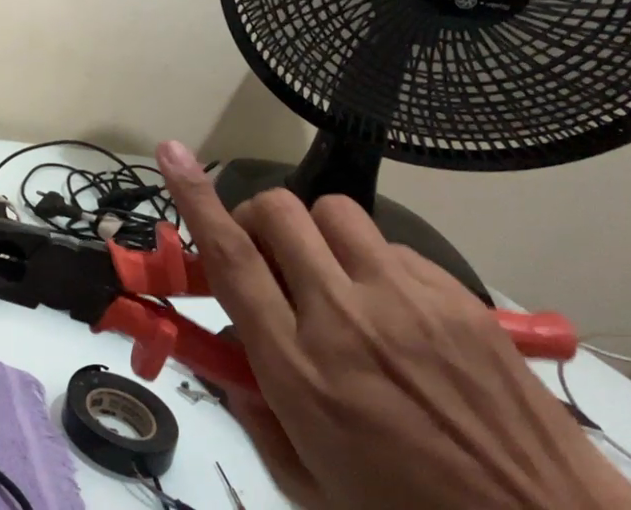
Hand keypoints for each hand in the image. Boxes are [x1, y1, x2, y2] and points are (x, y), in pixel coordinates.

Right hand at [155, 140, 630, 509]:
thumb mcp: (306, 483)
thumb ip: (253, 415)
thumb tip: (226, 362)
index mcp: (298, 369)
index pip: (231, 259)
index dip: (195, 199)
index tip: (172, 153)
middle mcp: (345, 318)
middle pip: (278, 214)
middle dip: (255, 219)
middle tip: (262, 255)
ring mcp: (408, 301)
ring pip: (334, 212)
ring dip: (314, 234)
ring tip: (329, 277)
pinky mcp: (459, 299)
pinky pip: (393, 247)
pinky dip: (372, 263)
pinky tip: (392, 311)